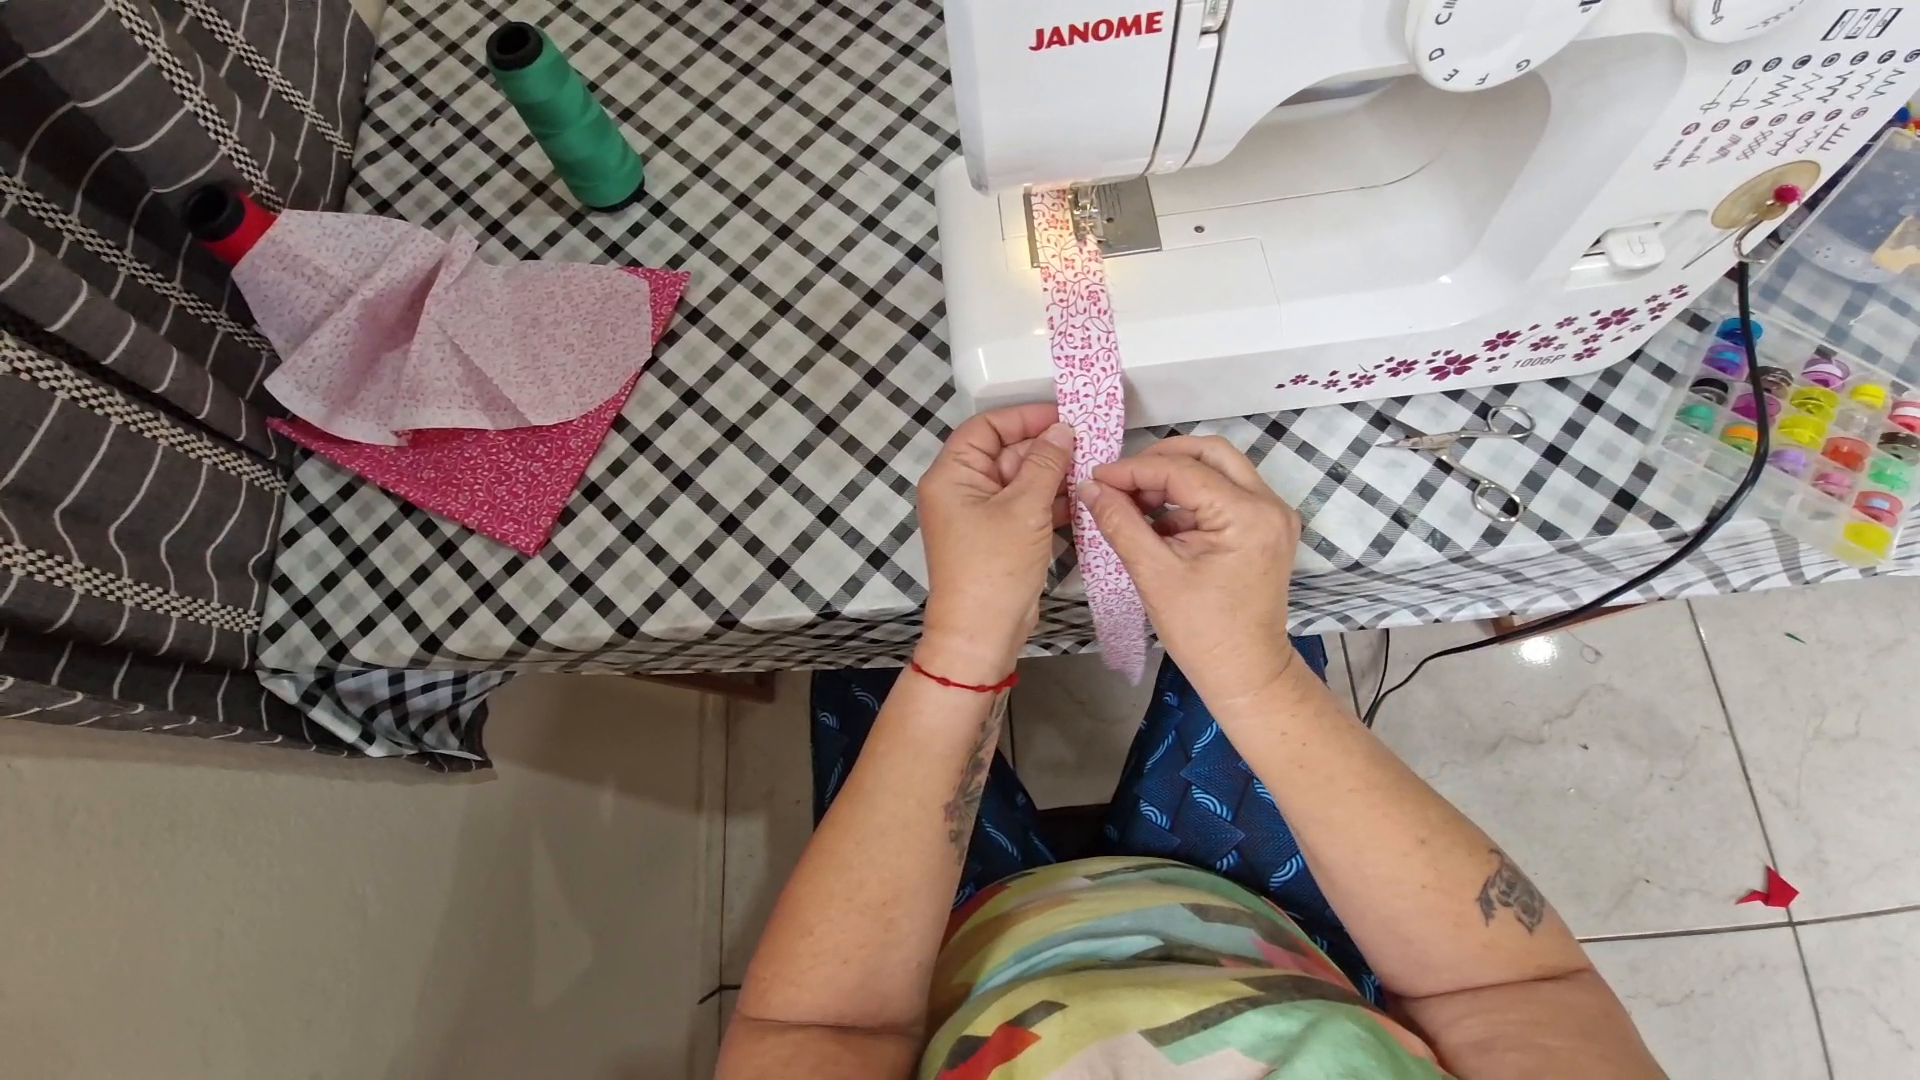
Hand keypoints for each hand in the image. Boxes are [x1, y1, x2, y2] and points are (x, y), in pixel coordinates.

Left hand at [917, 404, 1075, 680]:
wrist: (982, 633)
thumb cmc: (994, 569)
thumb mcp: (1025, 508)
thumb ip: (1046, 463)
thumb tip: (1062, 431)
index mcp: (952, 476)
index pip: (986, 428)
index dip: (1023, 418)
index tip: (1061, 416)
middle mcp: (961, 490)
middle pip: (1005, 453)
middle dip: (1045, 448)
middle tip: (1086, 444)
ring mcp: (979, 515)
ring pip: (1019, 481)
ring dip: (1052, 476)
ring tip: (1090, 469)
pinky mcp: (998, 537)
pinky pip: (1024, 507)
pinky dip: (1049, 502)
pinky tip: (1080, 499)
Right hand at [1077, 436, 1301, 708]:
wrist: (1245, 672)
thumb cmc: (1201, 631)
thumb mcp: (1153, 574)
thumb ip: (1120, 523)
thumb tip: (1089, 488)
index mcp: (1247, 515)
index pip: (1182, 471)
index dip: (1133, 470)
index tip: (1095, 478)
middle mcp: (1269, 504)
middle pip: (1209, 453)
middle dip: (1159, 460)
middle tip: (1120, 481)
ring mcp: (1271, 514)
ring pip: (1217, 469)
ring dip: (1173, 478)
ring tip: (1132, 502)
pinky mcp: (1264, 527)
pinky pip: (1223, 493)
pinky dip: (1187, 498)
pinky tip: (1156, 519)